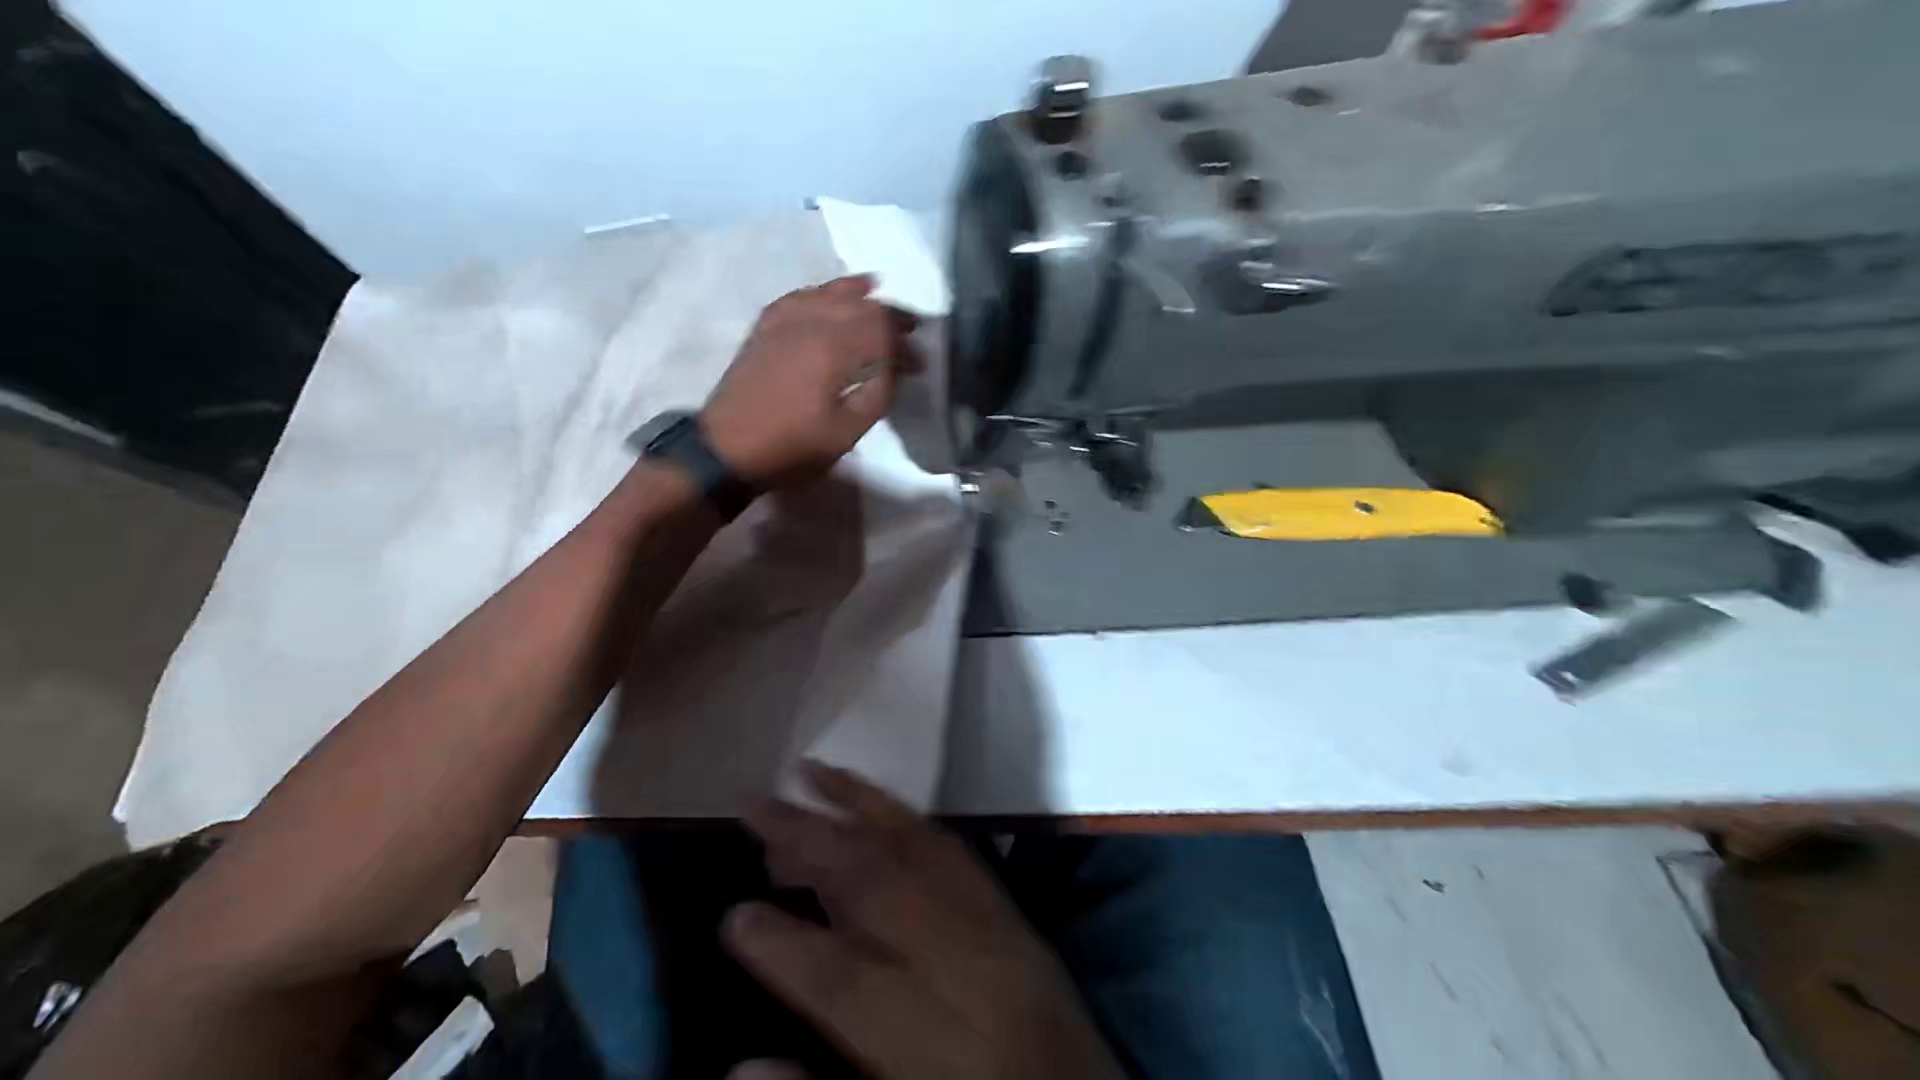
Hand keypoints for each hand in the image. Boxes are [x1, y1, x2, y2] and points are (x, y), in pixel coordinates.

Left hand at [701, 275, 918, 487]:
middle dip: (890, 315)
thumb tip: (895, 368)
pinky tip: (828, 297)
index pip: (883, 329)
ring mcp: (784, 321)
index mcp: (834, 348)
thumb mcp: (846, 432)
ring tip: (877, 292)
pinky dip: (821, 292)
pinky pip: (799, 296)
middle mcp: (811, 323)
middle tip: (910, 329)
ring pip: (829, 292)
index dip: (905, 344)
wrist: (727, 450)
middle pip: (861, 304)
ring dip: (859, 294)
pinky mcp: (765, 328)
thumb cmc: (792, 447)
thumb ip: (878, 394)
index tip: (919, 364)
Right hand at [723, 763, 1127, 1079]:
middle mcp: (968, 968)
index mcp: (934, 1045)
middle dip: (810, 838)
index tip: (733, 915)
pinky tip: (875, 800)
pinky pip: (956, 852)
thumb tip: (738, 1066)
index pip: (843, 981)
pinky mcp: (1014, 916)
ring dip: (859, 805)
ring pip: (918, 850)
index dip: (782, 946)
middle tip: (752, 806)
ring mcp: (997, 930)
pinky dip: (908, 817)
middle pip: (878, 886)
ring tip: (807, 772)